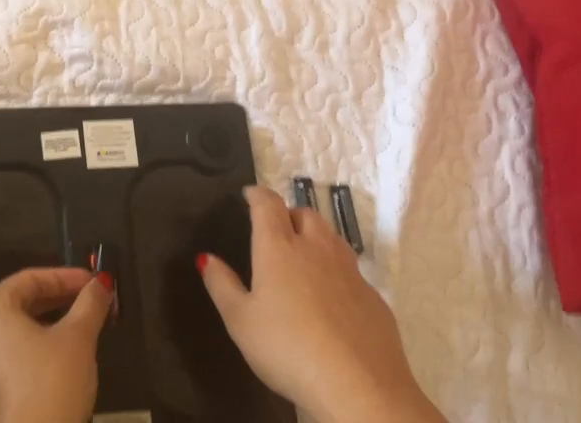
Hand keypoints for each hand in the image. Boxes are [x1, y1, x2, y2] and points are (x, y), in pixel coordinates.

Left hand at [0, 267, 114, 422]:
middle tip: (90, 301)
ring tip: (82, 328)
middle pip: (20, 303)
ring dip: (50, 323)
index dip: (64, 276)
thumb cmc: (51, 384)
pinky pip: (14, 358)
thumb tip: (103, 282)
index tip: (93, 281)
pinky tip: (64, 361)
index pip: (28, 279)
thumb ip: (90, 305)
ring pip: (18, 332)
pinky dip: (38, 348)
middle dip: (58, 298)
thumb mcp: (78, 339)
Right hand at [199, 187, 442, 422]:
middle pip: (306, 214)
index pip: (268, 205)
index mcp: (279, 248)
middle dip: (290, 214)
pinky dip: (337, 272)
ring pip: (333, 238)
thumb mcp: (241, 322)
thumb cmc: (288, 349)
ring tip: (305, 255)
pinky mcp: (374, 298)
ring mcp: (350, 272)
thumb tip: (206, 257)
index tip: (249, 195)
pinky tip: (332, 298)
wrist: (359, 387)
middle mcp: (316, 249)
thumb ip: (222, 285)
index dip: (258, 195)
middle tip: (277, 229)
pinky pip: (352, 271)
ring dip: (317, 237)